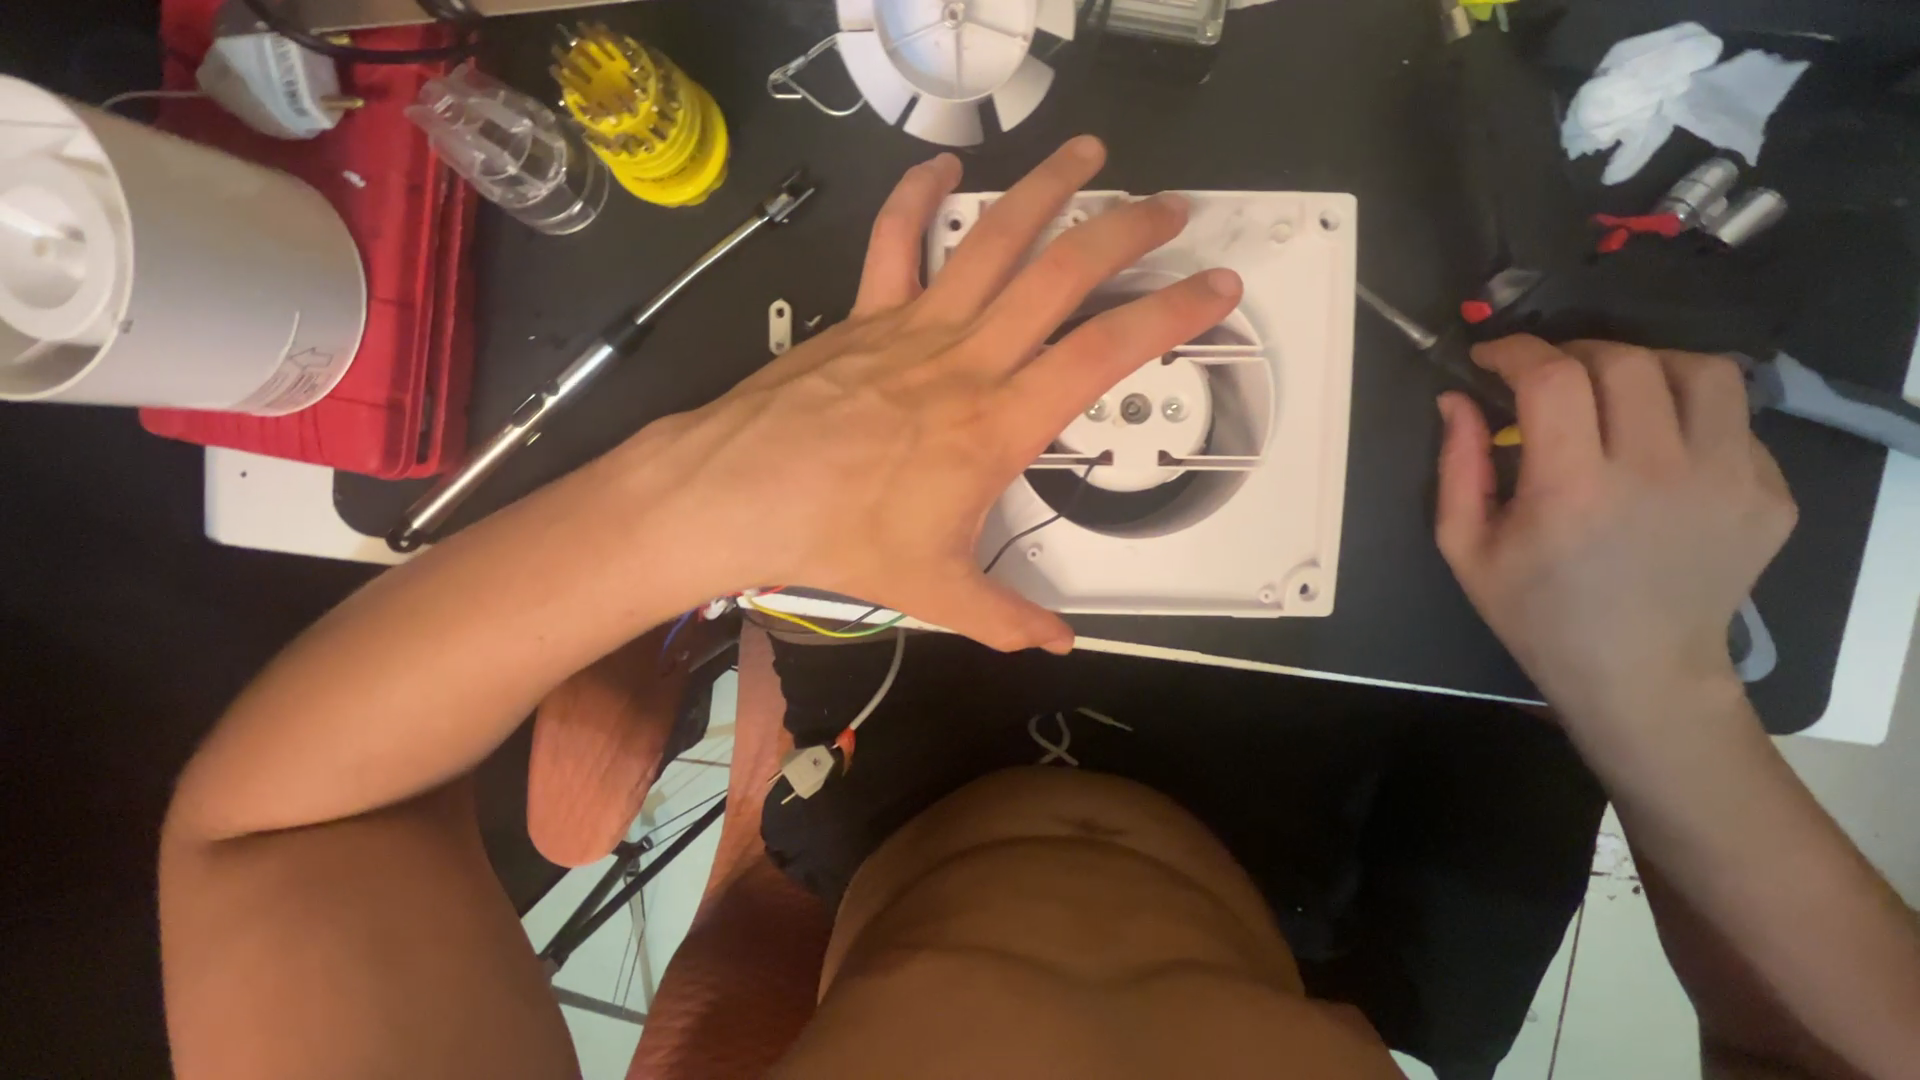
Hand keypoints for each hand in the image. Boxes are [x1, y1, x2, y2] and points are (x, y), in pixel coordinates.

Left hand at [614, 136, 1241, 652]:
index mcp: (997, 423)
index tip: (1215, 288)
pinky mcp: (866, 315)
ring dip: (1046, 190)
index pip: (1104, 353)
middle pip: (1063, 272)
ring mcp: (915, 327)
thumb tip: (1056, 645)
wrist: (745, 494)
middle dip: (1127, 231)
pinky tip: (939, 167)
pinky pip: (894, 241)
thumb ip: (1006, 618)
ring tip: (1089, 153)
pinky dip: (916, 198)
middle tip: (1171, 209)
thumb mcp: (937, 590)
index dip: (1170, 314)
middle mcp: (967, 359)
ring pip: (993, 240)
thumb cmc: (840, 538)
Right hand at [1434, 336, 1796, 722]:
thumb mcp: (1465, 547)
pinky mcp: (1769, 493)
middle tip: (1545, 375)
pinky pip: (1732, 420)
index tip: (1491, 357)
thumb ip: (1457, 467)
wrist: (1637, 671)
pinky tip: (1654, 449)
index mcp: (1572, 490)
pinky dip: (1684, 414)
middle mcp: (1659, 473)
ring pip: (1701, 371)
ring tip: (1611, 392)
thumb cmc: (1535, 611)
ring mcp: (1730, 481)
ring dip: (1644, 366)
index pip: (1553, 377)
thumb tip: (1457, 398)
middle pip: (1625, 361)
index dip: (1515, 351)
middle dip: (1572, 352)